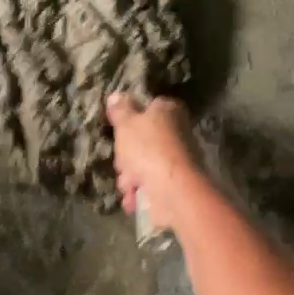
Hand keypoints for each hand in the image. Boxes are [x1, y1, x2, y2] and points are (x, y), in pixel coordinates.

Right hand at [106, 93, 207, 232]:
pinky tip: (132, 198)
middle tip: (122, 162)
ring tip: (128, 184)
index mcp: (169, 111)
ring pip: (143, 164)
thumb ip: (120, 109)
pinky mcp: (175, 183)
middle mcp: (177, 132)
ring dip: (129, 177)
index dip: (130, 118)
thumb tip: (116, 96)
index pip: (148, 107)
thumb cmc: (148, 149)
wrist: (173, 192)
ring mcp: (177, 160)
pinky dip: (139, 192)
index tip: (118, 129)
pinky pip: (150, 184)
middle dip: (126, 155)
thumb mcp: (126, 123)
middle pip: (142, 139)